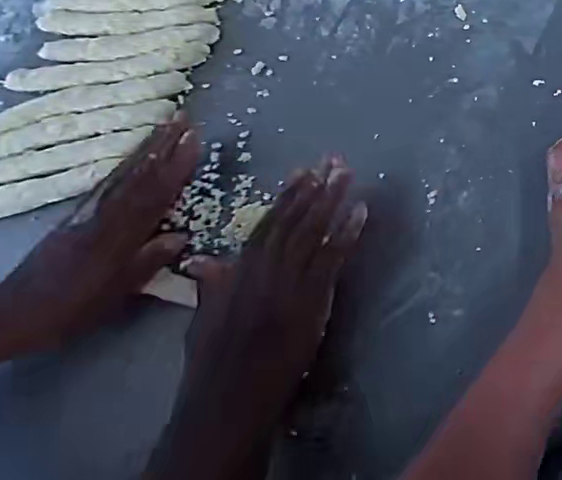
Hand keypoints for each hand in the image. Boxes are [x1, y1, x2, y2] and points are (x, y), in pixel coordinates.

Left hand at [0, 116, 199, 357]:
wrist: (6, 316)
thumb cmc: (64, 314)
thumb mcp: (109, 300)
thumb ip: (145, 266)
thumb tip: (180, 236)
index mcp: (116, 240)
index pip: (153, 196)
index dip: (176, 167)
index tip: (194, 139)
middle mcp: (104, 219)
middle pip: (139, 177)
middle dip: (164, 145)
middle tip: (183, 116)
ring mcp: (89, 214)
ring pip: (124, 175)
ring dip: (148, 148)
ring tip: (165, 125)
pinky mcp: (77, 216)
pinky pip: (110, 183)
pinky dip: (127, 164)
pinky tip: (136, 156)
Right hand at [178, 158, 366, 422]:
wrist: (227, 400)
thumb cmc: (211, 361)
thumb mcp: (204, 316)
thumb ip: (212, 283)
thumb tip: (201, 260)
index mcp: (241, 269)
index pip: (268, 222)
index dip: (288, 195)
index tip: (303, 170)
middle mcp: (266, 268)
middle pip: (296, 219)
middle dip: (316, 188)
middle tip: (334, 161)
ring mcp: (290, 282)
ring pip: (314, 231)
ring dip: (333, 200)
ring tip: (348, 175)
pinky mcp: (312, 300)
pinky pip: (333, 259)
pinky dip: (347, 233)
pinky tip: (360, 212)